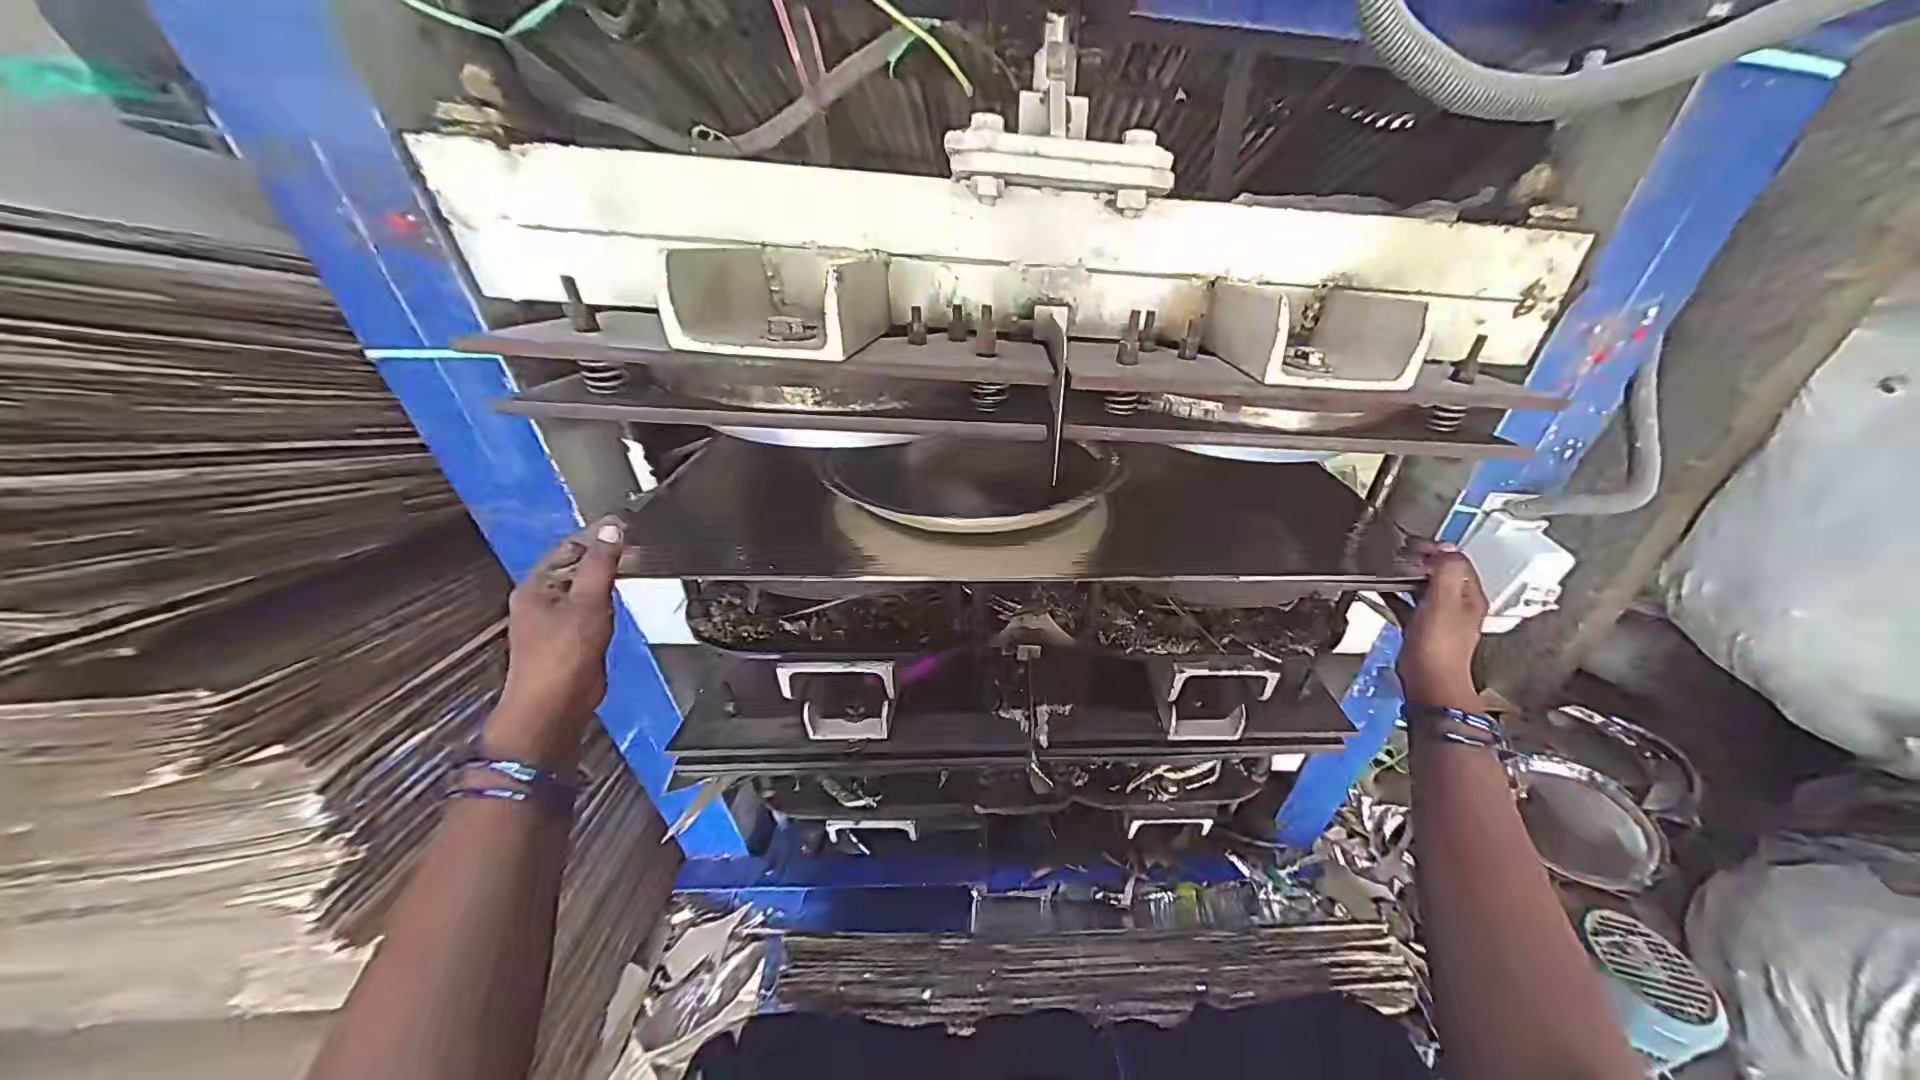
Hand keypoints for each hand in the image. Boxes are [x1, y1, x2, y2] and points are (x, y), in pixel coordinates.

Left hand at [486, 517, 625, 766]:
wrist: (555, 705)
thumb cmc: (566, 652)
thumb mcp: (588, 600)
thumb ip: (602, 563)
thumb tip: (613, 527)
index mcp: (535, 585)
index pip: (569, 547)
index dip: (598, 535)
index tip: (629, 526)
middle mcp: (539, 599)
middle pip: (574, 566)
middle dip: (604, 555)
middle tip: (638, 545)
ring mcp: (552, 620)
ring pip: (582, 588)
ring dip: (605, 577)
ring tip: (635, 566)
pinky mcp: (569, 639)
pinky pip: (588, 608)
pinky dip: (605, 599)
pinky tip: (622, 600)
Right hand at [1397, 538, 1488, 705]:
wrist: (1428, 679)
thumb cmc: (1438, 645)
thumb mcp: (1444, 600)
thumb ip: (1446, 571)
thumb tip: (1446, 548)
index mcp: (1470, 597)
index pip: (1458, 561)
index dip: (1438, 549)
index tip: (1415, 545)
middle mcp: (1459, 605)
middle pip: (1442, 573)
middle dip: (1423, 560)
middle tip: (1403, 553)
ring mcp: (1440, 617)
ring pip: (1425, 587)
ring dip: (1409, 575)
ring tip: (1393, 567)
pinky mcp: (1421, 628)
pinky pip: (1409, 603)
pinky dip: (1398, 593)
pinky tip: (1385, 591)